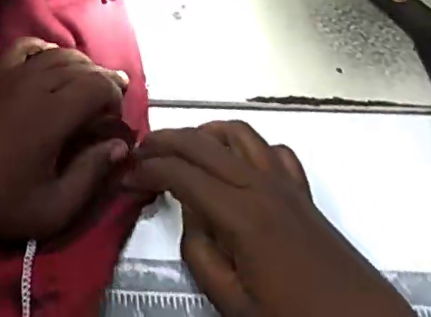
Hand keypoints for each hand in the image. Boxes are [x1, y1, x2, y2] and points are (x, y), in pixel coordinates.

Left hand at [0, 37, 130, 242]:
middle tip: (110, 101)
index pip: (95, 84)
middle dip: (101, 78)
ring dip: (77, 63)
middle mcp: (33, 84)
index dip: (114, 94)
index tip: (118, 116)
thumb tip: (119, 146)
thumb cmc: (0, 204)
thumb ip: (91, 173)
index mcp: (52, 114)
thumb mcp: (55, 206)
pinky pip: (22, 48)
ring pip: (53, 53)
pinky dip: (42, 48)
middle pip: (78, 64)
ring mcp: (9, 75)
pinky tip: (49, 63)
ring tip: (87, 83)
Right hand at [124, 123, 412, 316]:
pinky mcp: (304, 193)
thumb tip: (190, 217)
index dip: (147, 169)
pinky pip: (273, 150)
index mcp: (242, 215)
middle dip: (164, 140)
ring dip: (204, 133)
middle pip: (202, 142)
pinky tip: (238, 164)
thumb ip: (201, 254)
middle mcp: (262, 186)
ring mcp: (286, 185)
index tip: (126, 176)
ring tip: (185, 150)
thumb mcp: (236, 305)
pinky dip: (248, 147)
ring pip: (237, 132)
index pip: (181, 173)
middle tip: (141, 153)